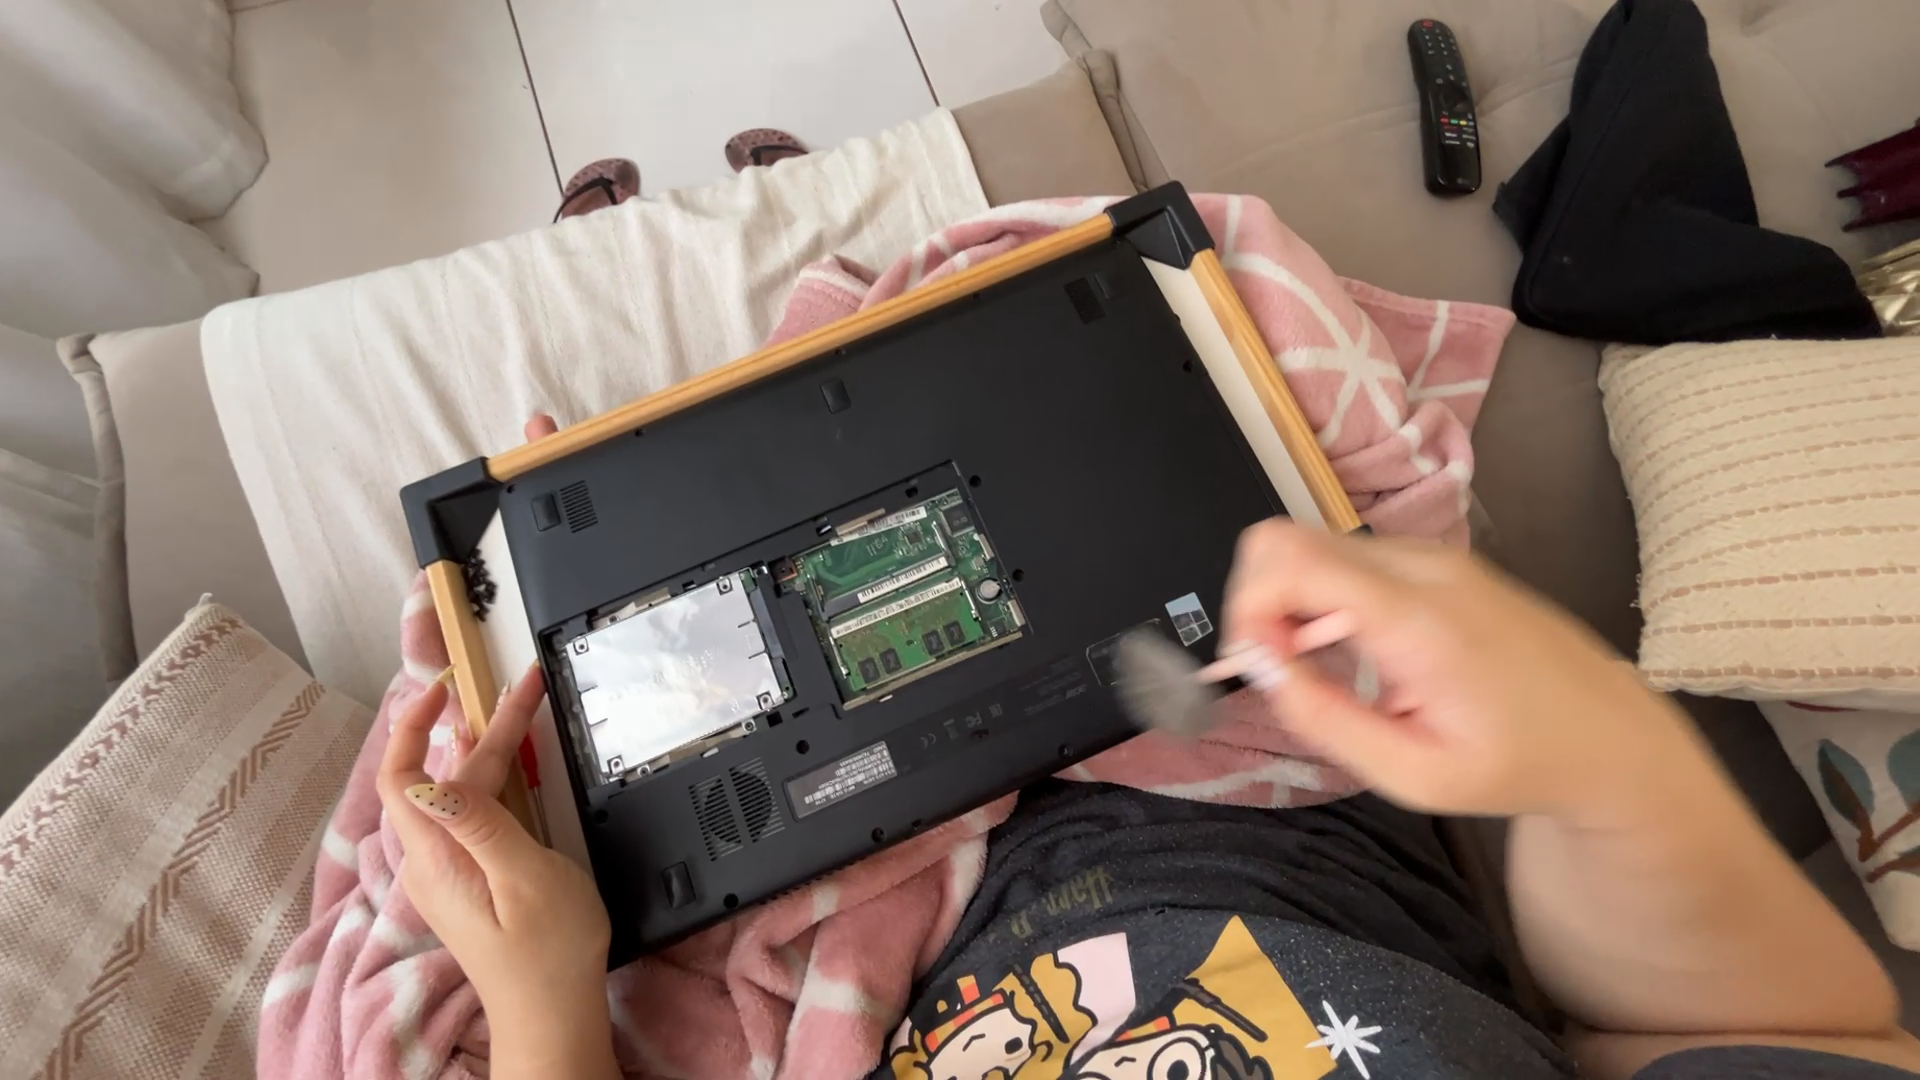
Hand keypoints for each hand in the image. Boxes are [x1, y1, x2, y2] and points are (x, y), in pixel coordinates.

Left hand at [377, 668, 615, 1073]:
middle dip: (480, 725)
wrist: (553, 1009)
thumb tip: (434, 779)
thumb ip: (481, 826)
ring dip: (487, 745)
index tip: (445, 688)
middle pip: (443, 777)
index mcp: (440, 857)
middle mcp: (435, 859)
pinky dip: (490, 772)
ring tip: (516, 706)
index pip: (405, 779)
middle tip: (523, 685)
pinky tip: (502, 759)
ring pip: (460, 791)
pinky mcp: (473, 874)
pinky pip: (472, 810)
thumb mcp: (523, 879)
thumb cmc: (548, 948)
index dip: (415, 728)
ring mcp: (452, 868)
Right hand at [1219, 520, 1691, 821]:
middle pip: (1284, 540)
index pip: (1291, 563)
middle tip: (1276, 659)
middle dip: (1255, 598)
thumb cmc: (1517, 765)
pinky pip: (1340, 555)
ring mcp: (1428, 555)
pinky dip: (1314, 592)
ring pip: (1306, 543)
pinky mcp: (1432, 559)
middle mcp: (1420, 566)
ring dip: (1283, 597)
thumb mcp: (1413, 774)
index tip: (1256, 662)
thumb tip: (1258, 663)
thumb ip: (1322, 717)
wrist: (1616, 736)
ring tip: (1312, 659)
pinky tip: (1344, 643)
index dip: (1247, 606)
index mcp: (1418, 619)